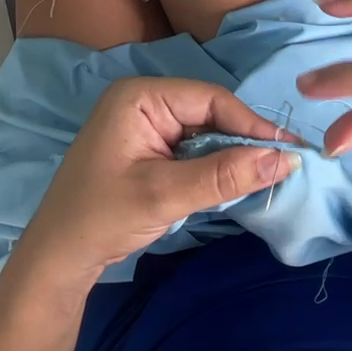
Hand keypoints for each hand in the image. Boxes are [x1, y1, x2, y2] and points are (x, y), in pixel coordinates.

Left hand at [19, 77, 299, 281]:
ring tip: (270, 175)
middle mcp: (142, 101)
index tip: (292, 151)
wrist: (59, 253)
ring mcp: (143, 124)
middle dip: (244, 140)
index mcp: (139, 96)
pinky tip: (236, 181)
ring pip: (204, 131)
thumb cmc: (103, 216)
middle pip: (209, 112)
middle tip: (286, 167)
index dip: (252, 124)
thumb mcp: (166, 195)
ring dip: (231, 155)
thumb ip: (224, 175)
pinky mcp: (147, 148)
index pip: (209, 98)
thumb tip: (285, 159)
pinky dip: (213, 165)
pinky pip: (191, 148)